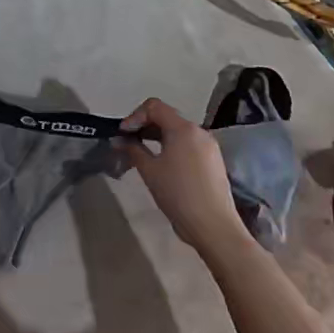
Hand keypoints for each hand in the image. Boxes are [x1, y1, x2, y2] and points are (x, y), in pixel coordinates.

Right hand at [119, 98, 248, 252]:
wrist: (214, 226)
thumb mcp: (149, 170)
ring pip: (177, 132)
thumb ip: (133, 149)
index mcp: (183, 128)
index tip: (122, 134)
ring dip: (156, 137)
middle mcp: (199, 132)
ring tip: (141, 154)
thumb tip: (119, 140)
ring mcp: (209, 146)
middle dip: (144, 126)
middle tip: (127, 143)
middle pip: (166, 117)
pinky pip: (187, 145)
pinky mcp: (213, 161)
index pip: (154, 106)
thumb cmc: (178, 194)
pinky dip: (171, 147)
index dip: (134, 116)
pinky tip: (162, 165)